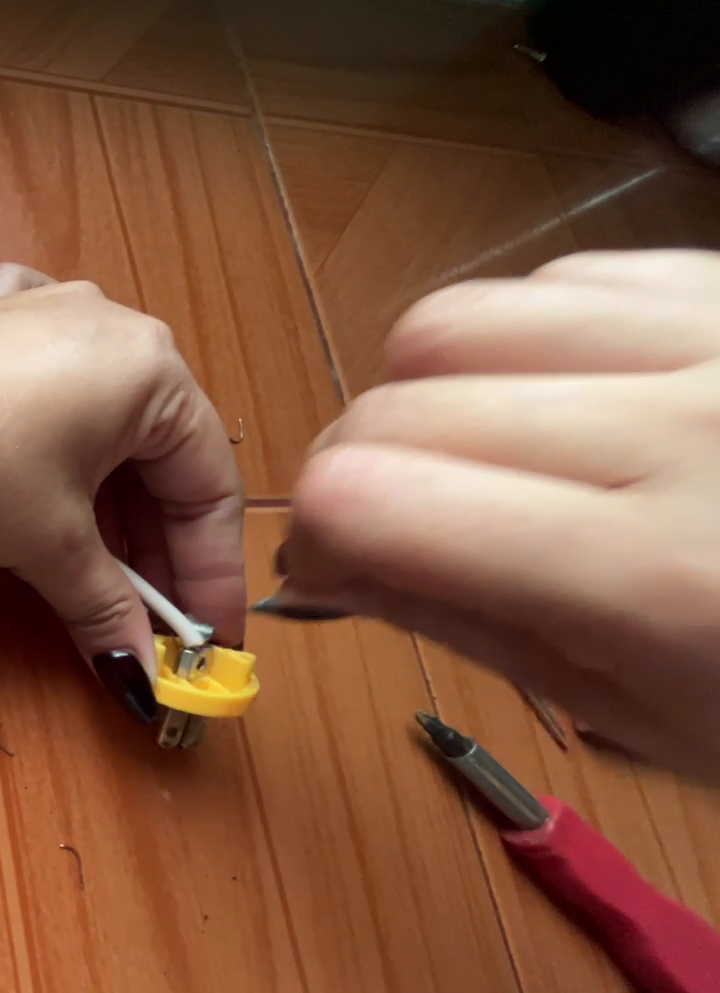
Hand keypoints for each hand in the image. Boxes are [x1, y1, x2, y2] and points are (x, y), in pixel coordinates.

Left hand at [0, 263, 245, 713]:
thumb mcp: (45, 543)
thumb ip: (102, 604)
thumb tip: (135, 670)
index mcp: (149, 366)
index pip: (207, 484)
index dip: (208, 573)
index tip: (207, 638)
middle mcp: (103, 325)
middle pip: (149, 455)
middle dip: (147, 545)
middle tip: (144, 617)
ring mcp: (35, 316)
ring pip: (93, 424)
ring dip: (98, 503)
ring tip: (91, 570)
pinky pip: (37, 383)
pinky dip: (48, 439)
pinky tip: (42, 460)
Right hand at [269, 250, 719, 779]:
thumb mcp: (636, 713)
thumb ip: (450, 619)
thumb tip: (320, 566)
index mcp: (658, 577)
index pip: (357, 497)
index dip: (312, 535)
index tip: (334, 570)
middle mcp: (698, 430)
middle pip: (388, 405)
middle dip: (351, 473)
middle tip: (393, 524)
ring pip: (453, 321)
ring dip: (423, 395)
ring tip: (480, 452)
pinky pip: (568, 278)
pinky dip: (522, 343)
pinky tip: (570, 403)